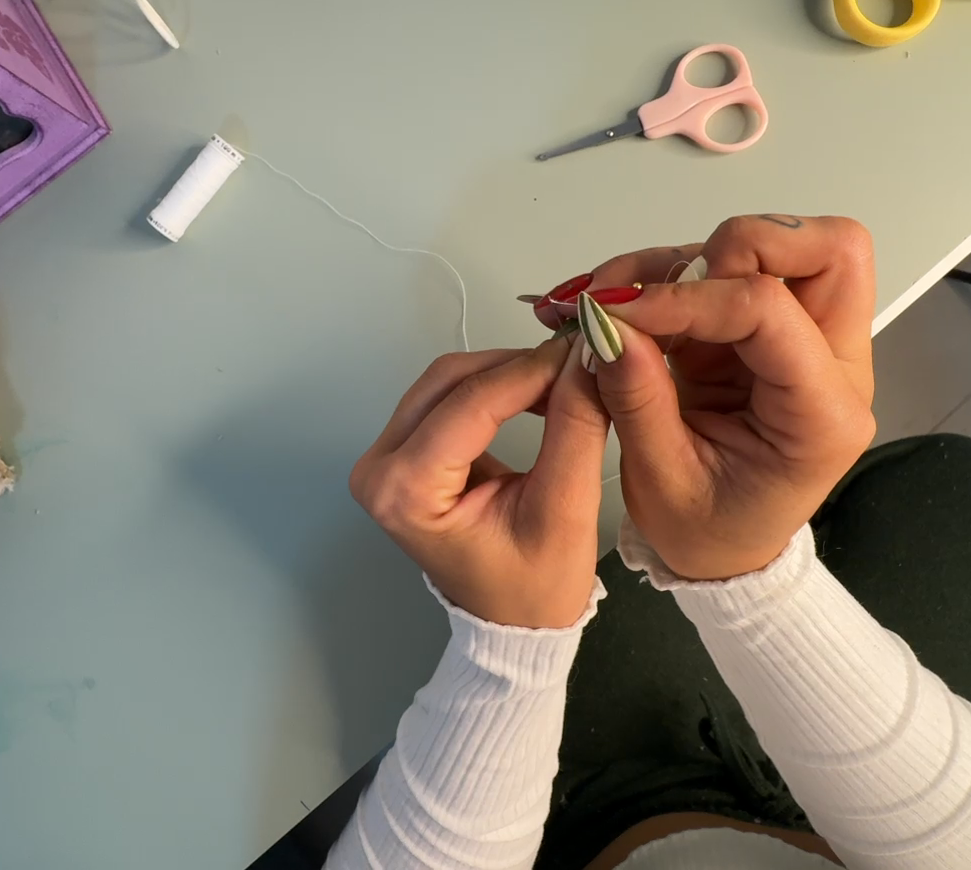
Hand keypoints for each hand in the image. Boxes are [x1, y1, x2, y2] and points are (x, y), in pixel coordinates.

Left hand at [349, 338, 609, 627]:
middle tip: (577, 360)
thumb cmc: (536, 585)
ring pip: (446, 380)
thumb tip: (592, 356)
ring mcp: (385, 455)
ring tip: (564, 377)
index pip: (470, 405)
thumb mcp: (565, 512)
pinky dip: (494, 386)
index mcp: (404, 492)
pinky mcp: (403, 449)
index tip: (586, 347)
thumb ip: (576, 428)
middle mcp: (379, 466)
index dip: (531, 371)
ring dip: (506, 371)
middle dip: (516, 365)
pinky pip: (447, 396)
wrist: (510, 623)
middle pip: (449, 381)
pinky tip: (536, 391)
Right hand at [529, 215, 875, 580]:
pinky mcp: (752, 329)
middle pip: (826, 249)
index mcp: (819, 414)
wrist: (722, 545)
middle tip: (660, 291)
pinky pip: (715, 270)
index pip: (769, 312)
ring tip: (598, 298)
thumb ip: (637, 397)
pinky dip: (658, 275)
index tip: (611, 314)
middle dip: (735, 248)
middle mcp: (826, 363)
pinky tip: (606, 302)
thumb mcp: (661, 478)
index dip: (685, 300)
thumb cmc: (705, 527)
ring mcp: (794, 338)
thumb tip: (605, 323)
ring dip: (675, 262)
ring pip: (768, 247)